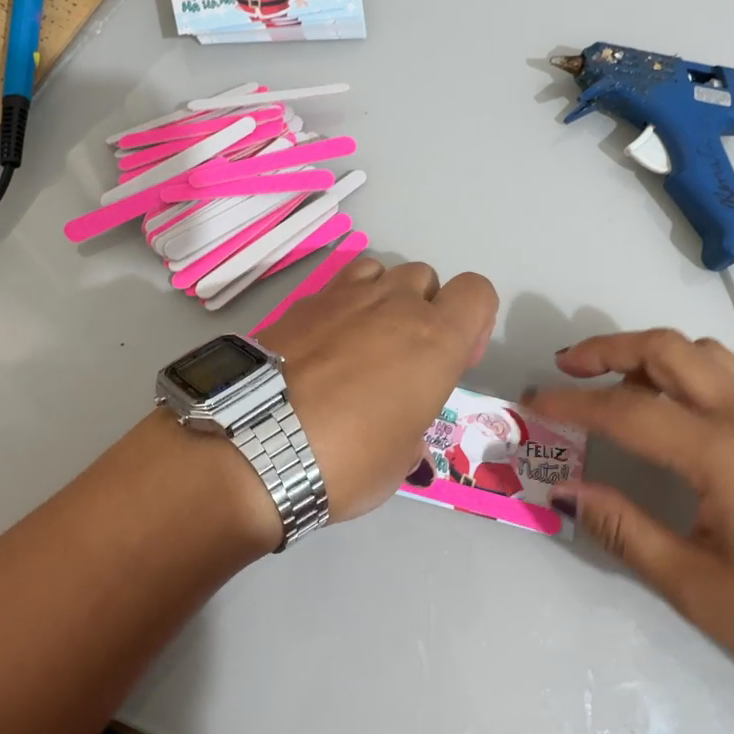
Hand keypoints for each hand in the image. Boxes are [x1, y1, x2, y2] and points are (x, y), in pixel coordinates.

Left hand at [256, 258, 496, 522]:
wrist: (256, 445)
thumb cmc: (346, 462)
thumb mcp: (400, 460)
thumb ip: (412, 430)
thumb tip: (402, 432)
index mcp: (435, 340)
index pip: (477, 292)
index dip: (473, 320)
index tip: (454, 357)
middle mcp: (395, 305)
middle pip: (425, 278)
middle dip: (423, 308)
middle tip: (403, 357)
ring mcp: (344, 297)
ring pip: (380, 271)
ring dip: (382, 298)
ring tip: (362, 342)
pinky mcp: (301, 302)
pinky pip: (337, 286)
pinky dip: (341, 306)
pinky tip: (324, 344)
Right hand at [527, 330, 733, 713]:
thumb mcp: (694, 584)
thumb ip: (622, 527)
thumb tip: (562, 490)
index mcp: (726, 453)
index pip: (629, 410)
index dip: (571, 404)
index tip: (530, 404)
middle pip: (668, 349)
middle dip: (608, 349)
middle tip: (563, 368)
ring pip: (701, 352)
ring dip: (648, 353)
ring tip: (607, 382)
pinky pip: (725, 373)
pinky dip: (681, 369)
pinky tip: (664, 407)